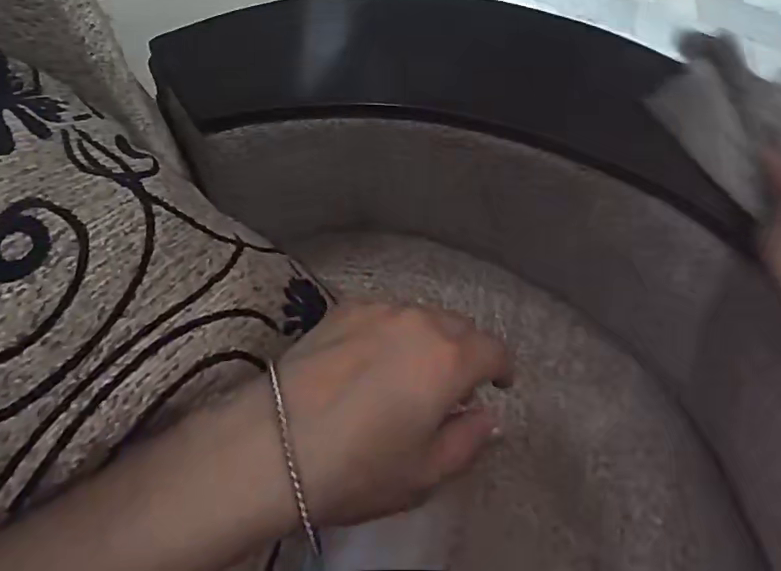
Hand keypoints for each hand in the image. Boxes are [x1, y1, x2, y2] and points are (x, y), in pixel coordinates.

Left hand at [258, 301, 513, 526]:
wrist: (278, 440)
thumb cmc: (361, 466)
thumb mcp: (427, 473)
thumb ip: (469, 439)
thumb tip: (487, 415)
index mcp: (447, 358)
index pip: (492, 348)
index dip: (502, 368)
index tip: (499, 385)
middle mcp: (416, 320)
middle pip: (457, 326)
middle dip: (466, 351)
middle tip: (455, 384)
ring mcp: (376, 308)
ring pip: (418, 315)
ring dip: (427, 338)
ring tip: (411, 370)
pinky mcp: (342, 307)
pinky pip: (382, 313)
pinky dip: (391, 330)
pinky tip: (373, 358)